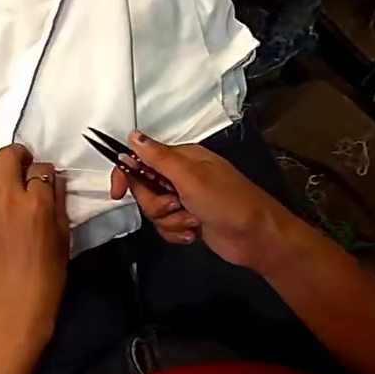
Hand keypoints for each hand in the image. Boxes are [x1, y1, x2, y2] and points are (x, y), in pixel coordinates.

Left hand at [0, 143, 68, 340]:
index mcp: (36, 202)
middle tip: (27, 167)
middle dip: (18, 155)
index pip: (40, 167)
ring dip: (4, 170)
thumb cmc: (50, 269)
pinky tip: (8, 210)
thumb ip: (57, 199)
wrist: (20, 296)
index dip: (46, 172)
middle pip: (5, 156)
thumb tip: (52, 180)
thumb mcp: (63, 230)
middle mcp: (9, 199)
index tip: (49, 180)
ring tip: (16, 185)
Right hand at [109, 130, 302, 271]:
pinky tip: (194, 233)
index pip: (141, 160)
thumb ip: (158, 158)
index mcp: (182, 158)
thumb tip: (132, 135)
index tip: (117, 193)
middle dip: (156, 203)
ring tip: (192, 222)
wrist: (257, 237)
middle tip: (176, 205)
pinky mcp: (188, 220)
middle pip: (144, 189)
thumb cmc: (227, 202)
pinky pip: (166, 227)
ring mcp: (185, 200)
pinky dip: (177, 232)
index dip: (125, 174)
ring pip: (154, 211)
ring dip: (170, 220)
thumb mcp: (190, 177)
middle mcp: (181, 177)